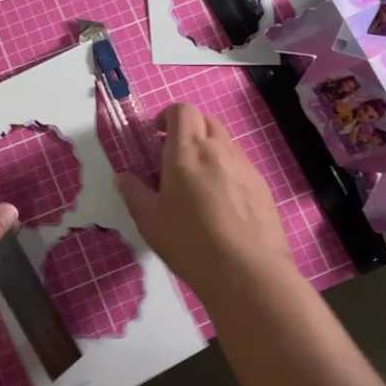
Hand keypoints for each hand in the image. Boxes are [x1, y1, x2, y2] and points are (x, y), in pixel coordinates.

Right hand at [116, 103, 291, 298]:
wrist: (249, 274)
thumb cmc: (191, 243)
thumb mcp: (150, 222)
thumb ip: (134, 193)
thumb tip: (123, 177)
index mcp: (186, 151)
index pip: (182, 111)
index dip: (168, 116)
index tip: (158, 135)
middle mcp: (218, 150)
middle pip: (205, 121)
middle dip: (189, 131)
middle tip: (175, 158)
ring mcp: (245, 167)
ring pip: (225, 142)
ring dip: (209, 150)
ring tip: (199, 183)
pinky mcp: (262, 187)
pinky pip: (241, 166)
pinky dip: (228, 171)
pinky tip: (223, 204)